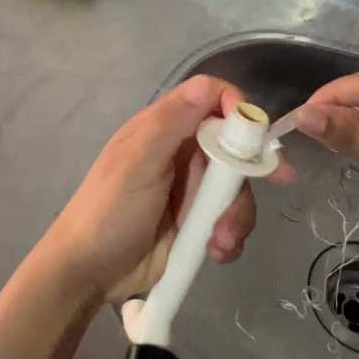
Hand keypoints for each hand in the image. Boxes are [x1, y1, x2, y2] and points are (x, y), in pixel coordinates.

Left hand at [36, 75, 294, 303]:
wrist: (88, 273)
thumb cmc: (107, 211)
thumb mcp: (136, 164)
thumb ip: (169, 125)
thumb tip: (206, 86)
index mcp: (162, 128)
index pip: (209, 97)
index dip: (236, 109)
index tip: (255, 136)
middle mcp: (180, 152)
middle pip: (233, 146)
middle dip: (245, 175)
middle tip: (270, 187)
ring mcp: (190, 189)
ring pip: (236, 187)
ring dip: (236, 214)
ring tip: (218, 241)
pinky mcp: (197, 222)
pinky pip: (230, 220)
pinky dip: (229, 237)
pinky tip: (215, 253)